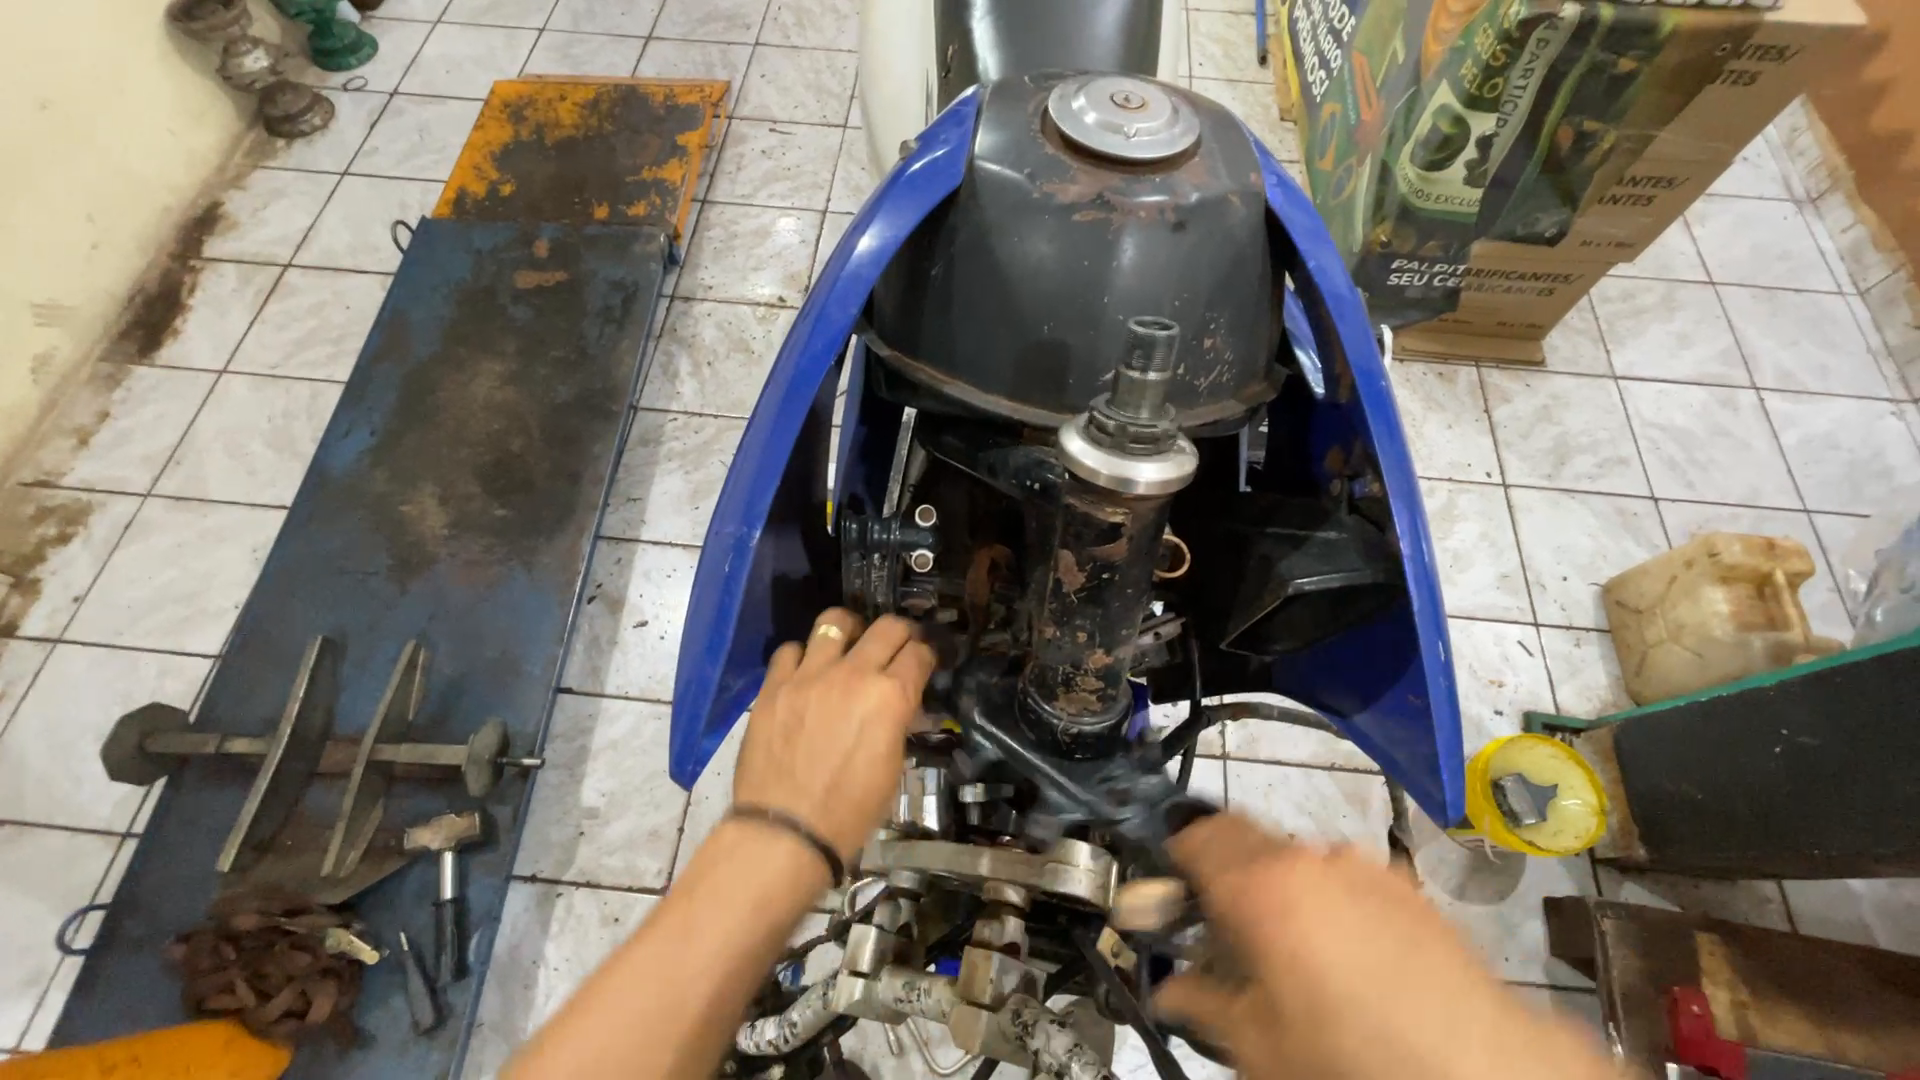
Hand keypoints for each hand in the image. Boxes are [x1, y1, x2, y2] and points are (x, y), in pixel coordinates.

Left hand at [732, 609, 936, 861]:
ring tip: (849, 644)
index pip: (920, 653)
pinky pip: (791, 649)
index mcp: (891, 697)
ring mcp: (809, 675)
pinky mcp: (774, 685)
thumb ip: (898, 724)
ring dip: (850, 629)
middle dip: (900, 632)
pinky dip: (803, 656)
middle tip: (897, 645)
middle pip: (887, 626)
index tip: (926, 658)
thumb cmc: (850, 812)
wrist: (786, 833)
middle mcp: (853, 674)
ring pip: (834, 620)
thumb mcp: (893, 768)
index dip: (928, 653)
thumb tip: (903, 706)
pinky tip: (806, 672)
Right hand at [1156, 813, 1619, 1079]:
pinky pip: (1343, 879)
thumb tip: (1168, 989)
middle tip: (1218, 928)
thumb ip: (1202, 1002)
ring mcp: (1364, 869)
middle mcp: (1309, 860)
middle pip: (1244, 839)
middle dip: (1223, 872)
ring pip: (1295, 860)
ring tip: (1288, 954)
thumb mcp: (1260, 1046)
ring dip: (1276, 888)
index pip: (1195, 836)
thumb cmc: (1354, 1060)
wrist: (1491, 1073)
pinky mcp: (1407, 889)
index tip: (1167, 891)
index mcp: (1262, 887)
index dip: (1172, 855)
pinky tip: (1345, 962)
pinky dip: (1325, 901)